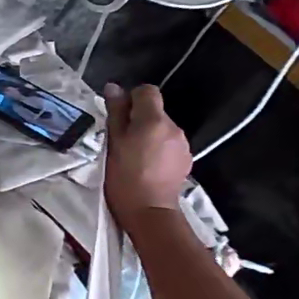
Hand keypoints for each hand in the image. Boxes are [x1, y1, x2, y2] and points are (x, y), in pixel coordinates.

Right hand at [101, 83, 191, 224]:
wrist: (149, 210)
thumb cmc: (123, 176)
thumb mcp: (112, 143)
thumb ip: (115, 113)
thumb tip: (113, 88)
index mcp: (153, 120)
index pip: (148, 91)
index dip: (132, 98)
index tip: (119, 116)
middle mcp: (173, 127)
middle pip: (155, 110)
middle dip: (139, 118)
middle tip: (122, 139)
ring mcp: (183, 143)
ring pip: (162, 127)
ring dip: (149, 133)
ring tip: (135, 154)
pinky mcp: (186, 158)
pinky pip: (170, 142)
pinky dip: (159, 147)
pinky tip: (148, 164)